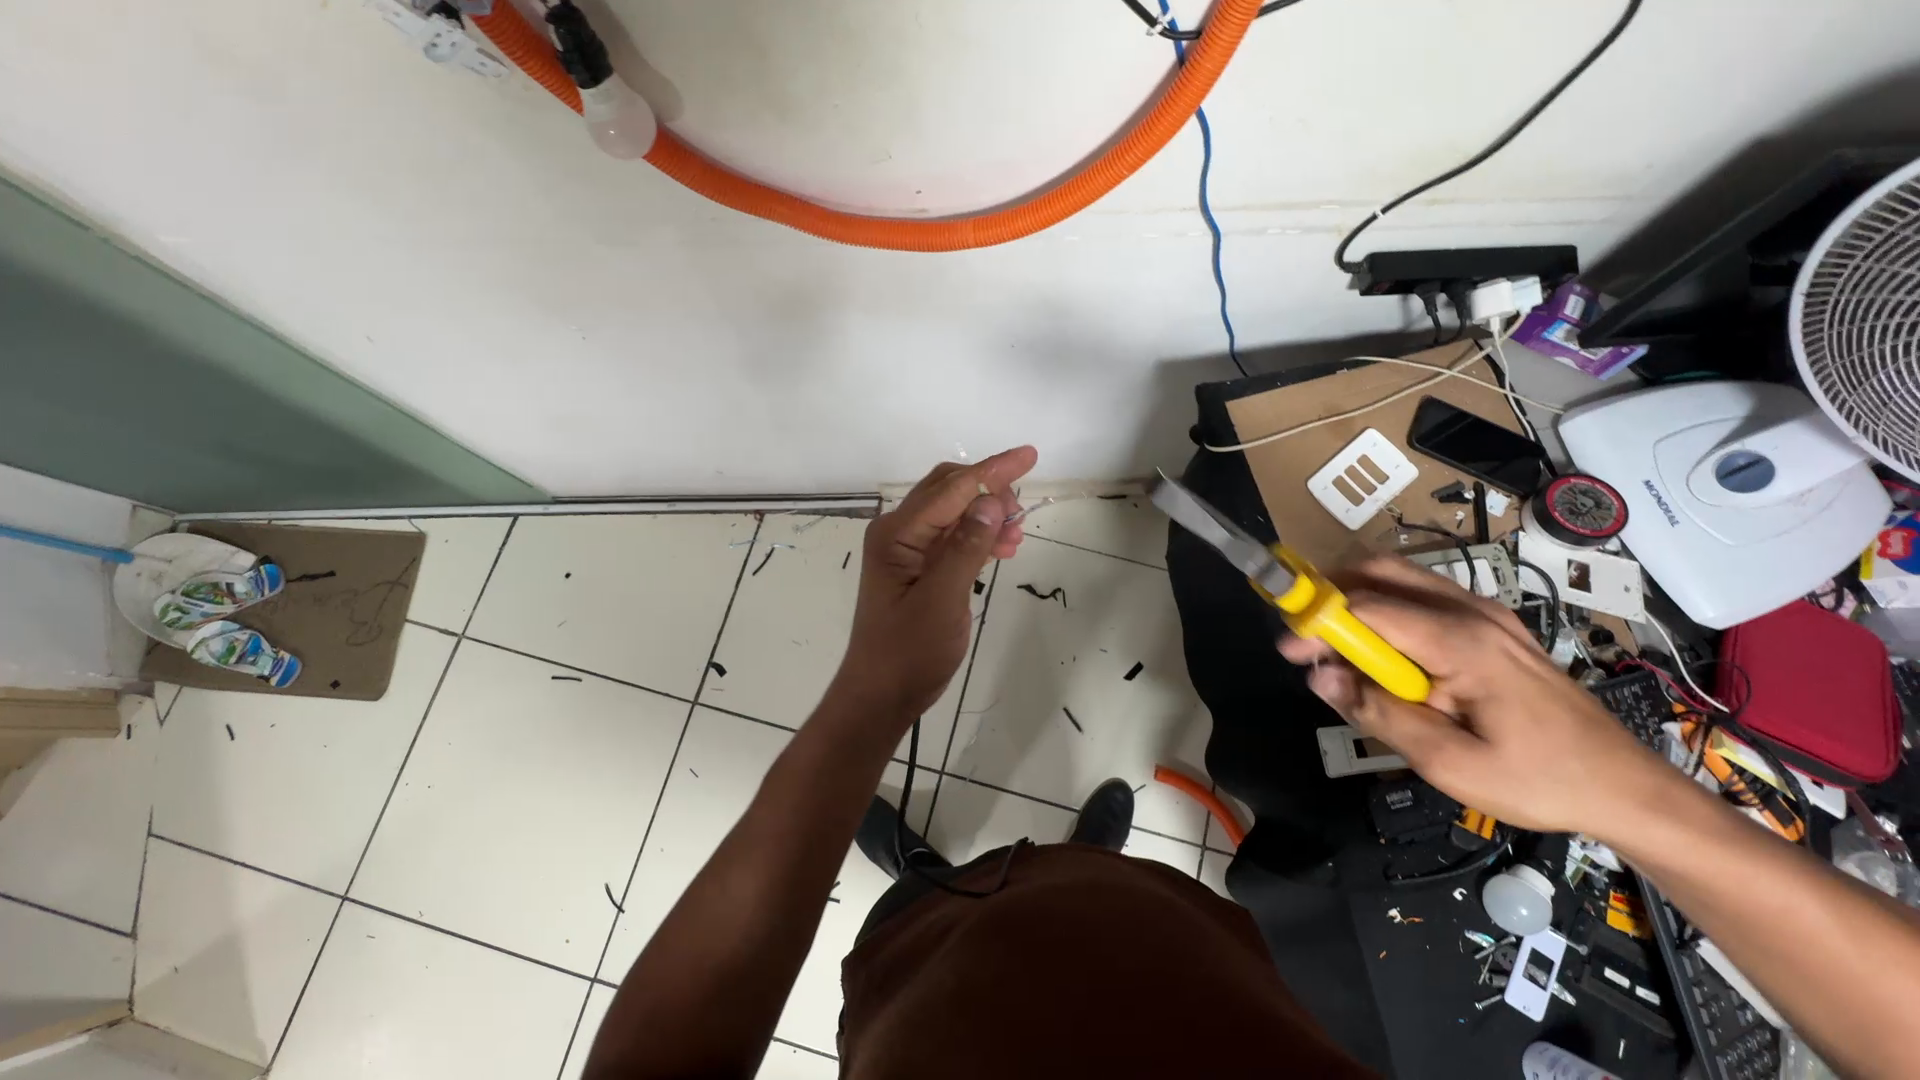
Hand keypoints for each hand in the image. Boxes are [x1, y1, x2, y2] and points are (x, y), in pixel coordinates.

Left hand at [827, 447, 1037, 724]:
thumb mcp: (942, 600)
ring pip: (954, 513)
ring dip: (987, 514)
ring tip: (1018, 533)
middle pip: (949, 490)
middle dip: (989, 488)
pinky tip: (1003, 547)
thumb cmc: (907, 652)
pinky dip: (979, 536)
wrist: (881, 696)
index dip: (992, 471)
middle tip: (1024, 504)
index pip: (952, 489)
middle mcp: (898, 533)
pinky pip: (953, 538)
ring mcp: (907, 552)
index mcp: (896, 534)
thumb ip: (966, 548)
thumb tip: (991, 501)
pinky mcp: (919, 571)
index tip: (1029, 455)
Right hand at [1278, 556, 1672, 833]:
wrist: (1624, 787)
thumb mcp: (1448, 763)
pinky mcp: (1493, 627)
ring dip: (1357, 600)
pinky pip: (1424, 599)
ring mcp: (1487, 615)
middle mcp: (1472, 612)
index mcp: (1462, 641)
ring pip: (1401, 579)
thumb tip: (1320, 677)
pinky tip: (1382, 657)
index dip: (1319, 622)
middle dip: (1331, 592)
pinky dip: (1386, 612)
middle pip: (1382, 570)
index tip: (1290, 651)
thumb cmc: (1537, 781)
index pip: (1368, 607)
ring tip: (1335, 649)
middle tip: (1306, 637)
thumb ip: (1379, 714)